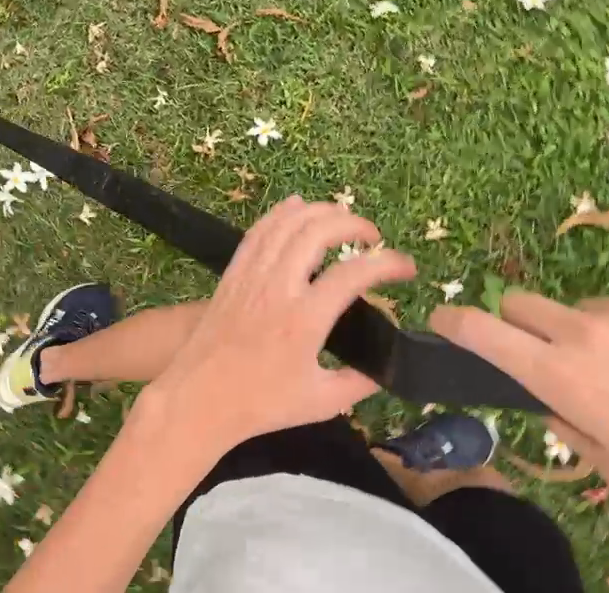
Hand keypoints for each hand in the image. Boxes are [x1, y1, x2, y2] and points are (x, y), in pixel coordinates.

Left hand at [141, 197, 414, 451]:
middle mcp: (278, 287)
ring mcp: (252, 274)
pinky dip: (280, 213)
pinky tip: (297, 206)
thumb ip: (361, 382)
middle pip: (316, 232)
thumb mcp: (322, 402)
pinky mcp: (234, 272)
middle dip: (351, 223)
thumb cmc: (262, 403)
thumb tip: (385, 366)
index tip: (407, 266)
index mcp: (304, 319)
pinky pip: (258, 231)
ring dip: (318, 212)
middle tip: (372, 237)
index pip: (352, 275)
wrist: (201, 396)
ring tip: (343, 217)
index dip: (386, 264)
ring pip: (285, 224)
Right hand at [430, 286, 608, 554]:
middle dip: (523, 327)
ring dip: (594, 334)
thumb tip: (554, 396)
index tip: (440, 318)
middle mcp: (589, 332)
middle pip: (521, 304)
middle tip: (560, 362)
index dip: (451, 320)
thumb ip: (569, 424)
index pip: (481, 330)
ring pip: (585, 309)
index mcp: (566, 379)